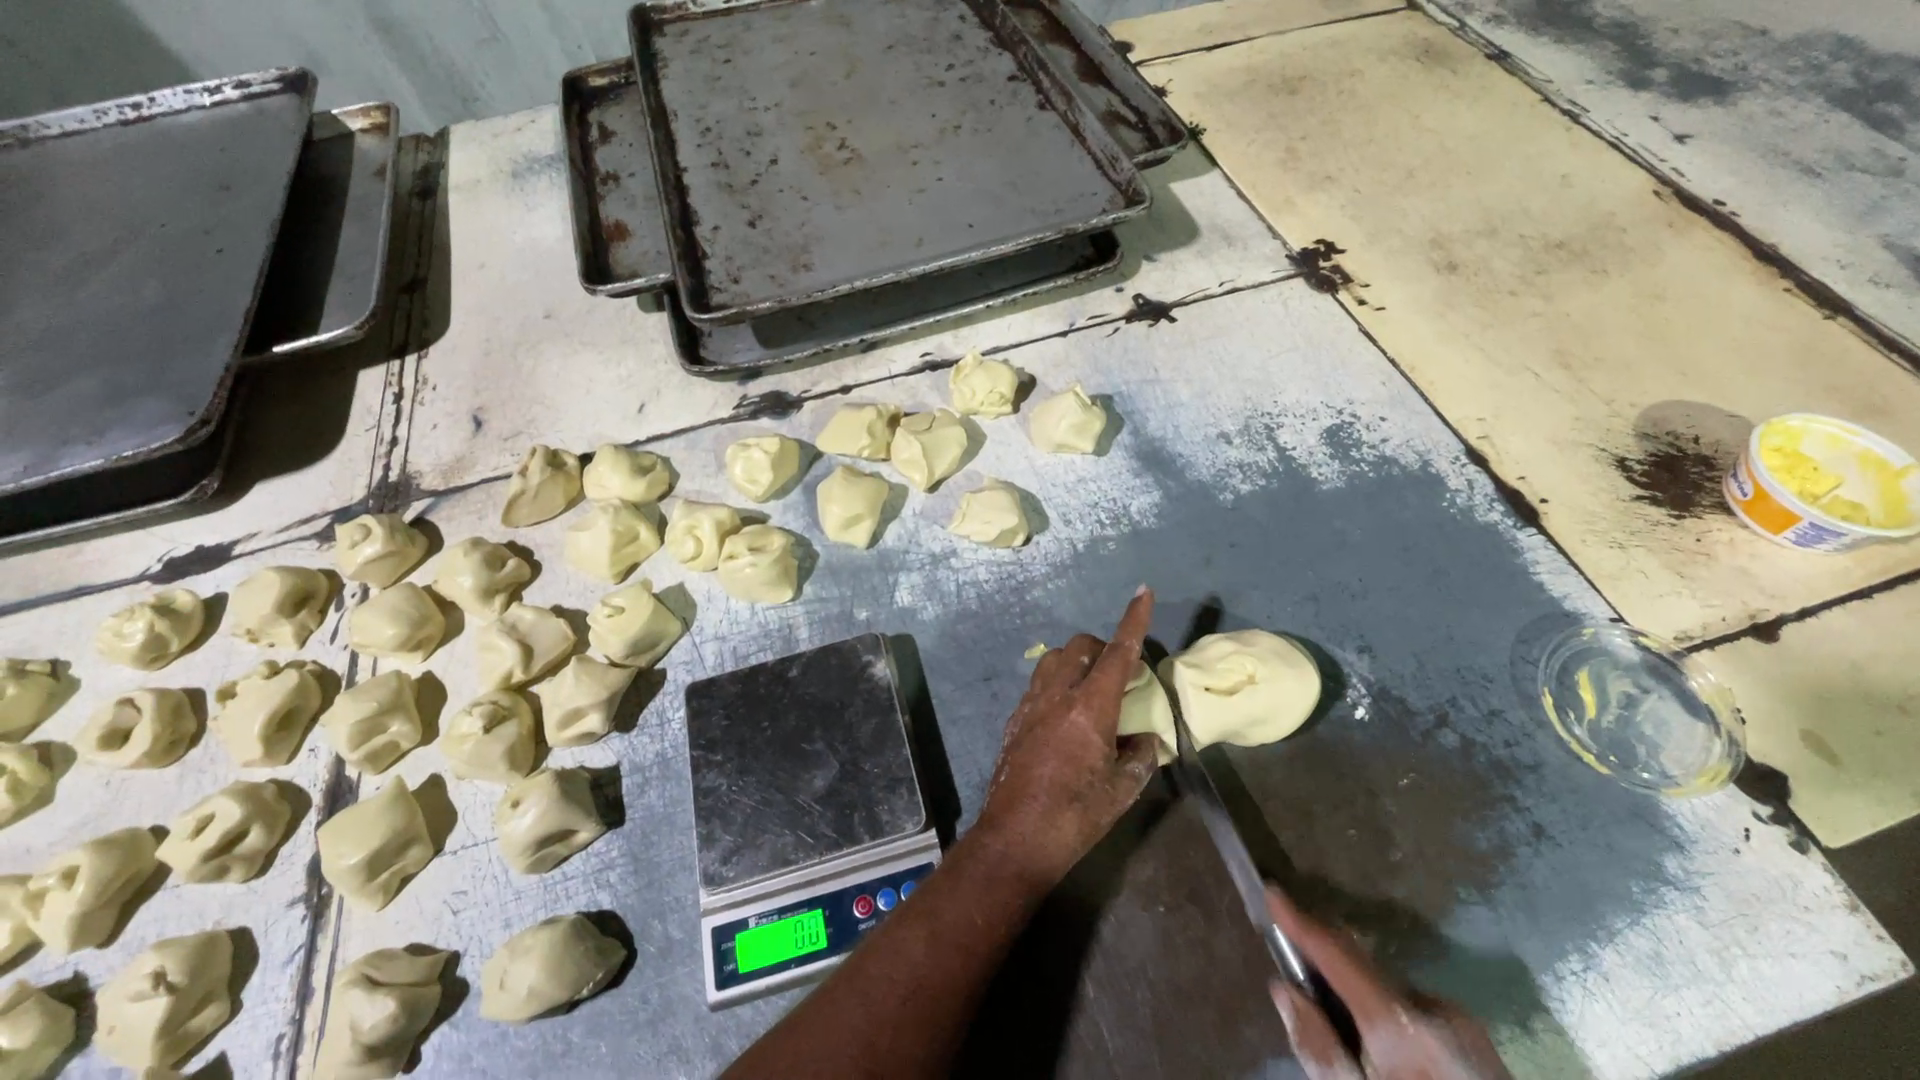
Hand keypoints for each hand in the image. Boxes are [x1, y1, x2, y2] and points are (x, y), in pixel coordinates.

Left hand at [974, 586, 1159, 888]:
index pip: (1117, 652)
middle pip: (1079, 647)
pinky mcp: (1014, 722)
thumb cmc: (1076, 816)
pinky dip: (1057, 684)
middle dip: (1103, 646)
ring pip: (1053, 661)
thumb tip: (1145, 738)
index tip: (1142, 591)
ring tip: (1091, 689)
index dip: (1133, 620)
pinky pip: (1038, 686)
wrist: (1016, 839)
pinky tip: (1066, 716)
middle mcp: (1056, 696)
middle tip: (1121, 672)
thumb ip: (1139, 756)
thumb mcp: (1122, 790)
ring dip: (1076, 662)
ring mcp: (1030, 707)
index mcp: (1089, 707)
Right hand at [1266, 887, 1511, 1079]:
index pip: (1338, 953)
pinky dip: (1388, 1021)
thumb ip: (1318, 1046)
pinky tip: (1386, 1061)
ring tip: (1346, 1042)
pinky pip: (1417, 1015)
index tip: (1272, 891)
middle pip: (1364, 968)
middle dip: (1327, 964)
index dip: (1300, 921)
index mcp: (1399, 1023)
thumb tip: (1284, 990)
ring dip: (1359, 999)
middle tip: (1298, 982)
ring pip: (1391, 994)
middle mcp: (1434, 1008)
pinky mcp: (1479, 1045)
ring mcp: (1464, 1025)